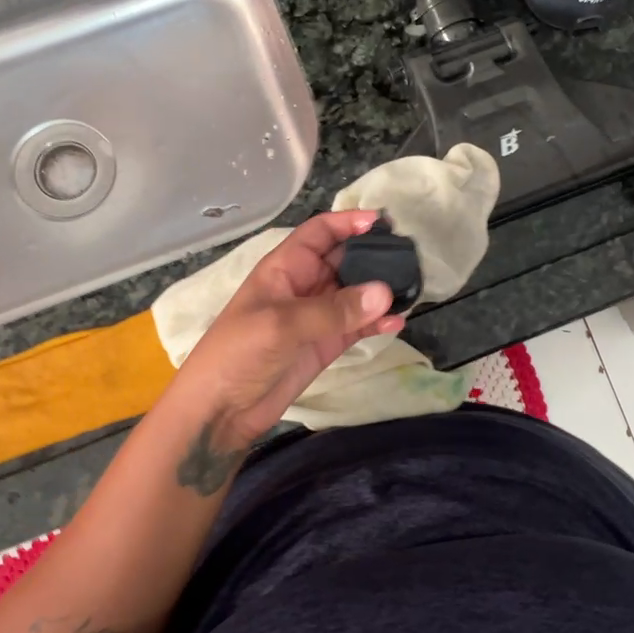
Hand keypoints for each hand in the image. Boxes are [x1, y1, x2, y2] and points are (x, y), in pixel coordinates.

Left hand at [166, 210, 402, 447]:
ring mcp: (317, 317)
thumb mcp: (282, 325)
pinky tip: (398, 322)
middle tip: (411, 256)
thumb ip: (334, 310)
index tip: (382, 222)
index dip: (348, 222)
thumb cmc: (238, 354)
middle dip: (374, 255)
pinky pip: (358, 327)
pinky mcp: (326, 346)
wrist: (220, 410)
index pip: (319, 233)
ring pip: (356, 294)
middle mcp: (304, 286)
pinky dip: (377, 323)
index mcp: (284, 268)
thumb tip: (386, 293)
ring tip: (413, 288)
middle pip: (344, 260)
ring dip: (381, 291)